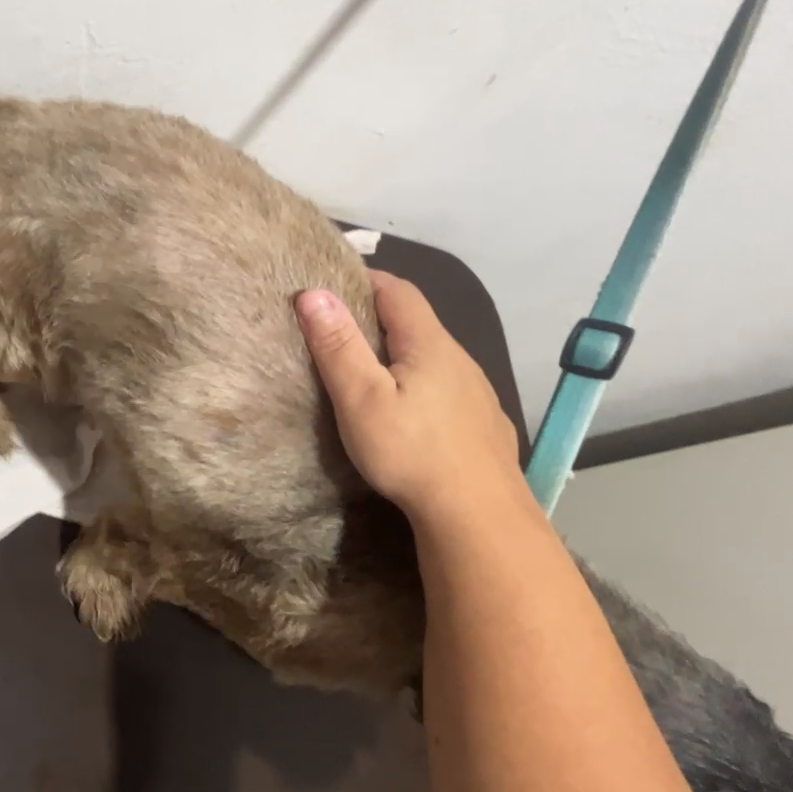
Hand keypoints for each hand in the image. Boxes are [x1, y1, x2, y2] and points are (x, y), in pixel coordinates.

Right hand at [295, 271, 524, 522]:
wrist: (476, 513)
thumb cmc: (410, 451)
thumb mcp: (360, 398)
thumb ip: (338, 346)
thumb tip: (313, 293)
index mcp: (429, 345)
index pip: (398, 291)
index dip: (364, 278)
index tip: (328, 281)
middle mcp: (458, 359)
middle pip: (415, 321)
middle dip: (375, 314)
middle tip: (331, 324)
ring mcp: (475, 391)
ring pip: (430, 355)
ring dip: (396, 350)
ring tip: (361, 367)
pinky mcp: (479, 421)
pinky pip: (442, 384)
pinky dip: (415, 379)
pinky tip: (403, 407)